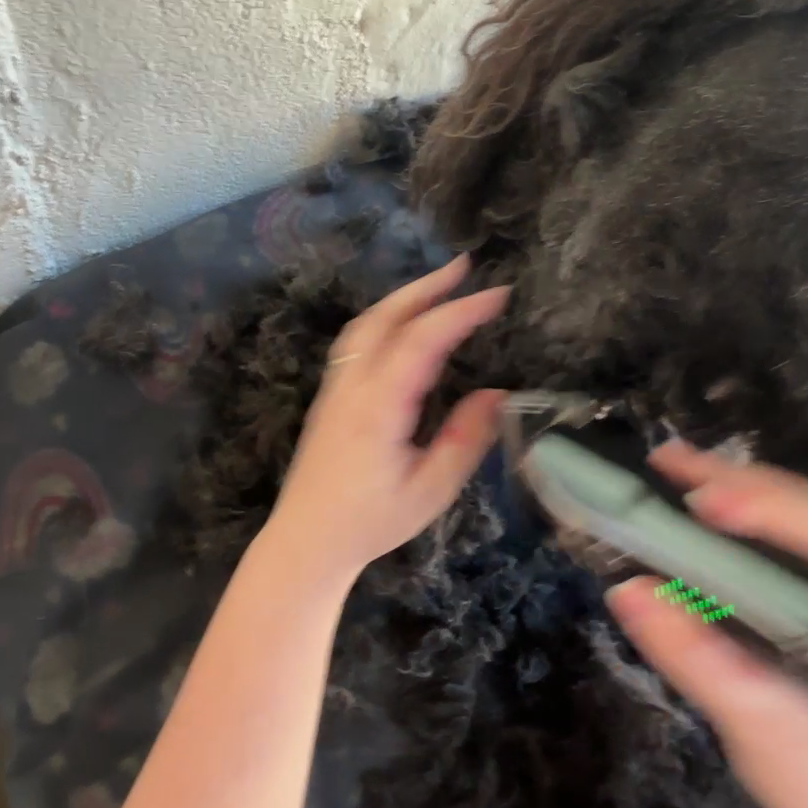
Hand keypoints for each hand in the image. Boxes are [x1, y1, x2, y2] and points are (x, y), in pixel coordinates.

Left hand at [256, 255, 509, 583]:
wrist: (307, 541)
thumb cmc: (371, 521)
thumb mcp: (430, 489)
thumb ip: (465, 439)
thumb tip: (498, 394)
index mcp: (378, 405)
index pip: (423, 341)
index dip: (461, 312)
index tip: (499, 294)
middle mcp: (352, 385)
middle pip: (386, 317)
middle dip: (427, 287)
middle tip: (465, 265)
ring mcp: (335, 388)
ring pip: (365, 325)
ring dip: (403, 298)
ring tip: (439, 285)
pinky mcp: (330, 397)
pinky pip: (356, 342)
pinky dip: (385, 318)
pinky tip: (402, 324)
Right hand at [605, 441, 807, 807]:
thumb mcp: (759, 726)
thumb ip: (697, 661)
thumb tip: (627, 591)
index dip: (782, 513)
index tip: (710, 506)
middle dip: (746, 482)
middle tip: (672, 463)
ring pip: (804, 518)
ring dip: (740, 486)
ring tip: (675, 467)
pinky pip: (786, 540)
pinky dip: (739, 513)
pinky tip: (699, 502)